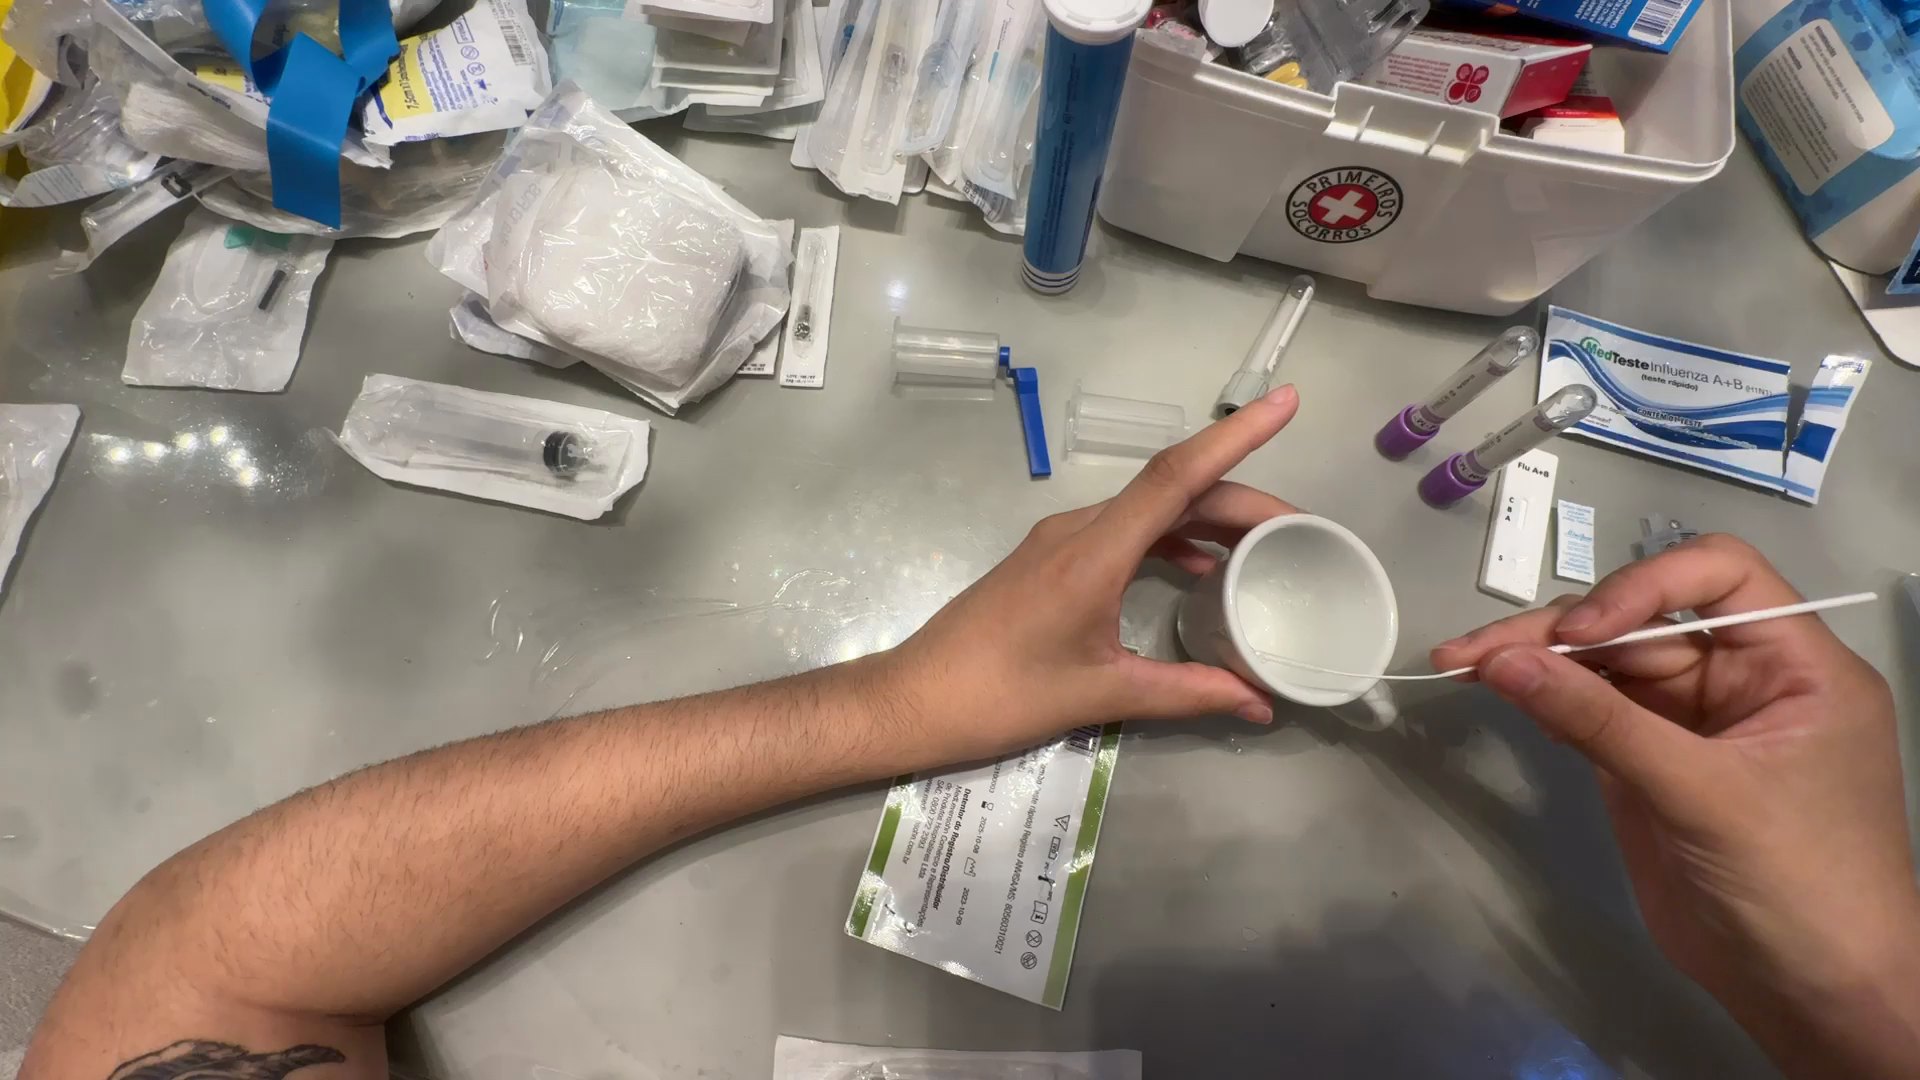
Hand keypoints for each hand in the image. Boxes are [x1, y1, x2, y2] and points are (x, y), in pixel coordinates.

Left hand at [881, 384, 1300, 766]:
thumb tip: (1259, 703)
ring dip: (1201, 519)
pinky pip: (1119, 533)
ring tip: (1258, 546)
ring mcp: (1057, 542)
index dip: (1235, 436)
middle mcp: (1076, 530)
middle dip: (1237, 500)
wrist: (920, 696)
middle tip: (1297, 528)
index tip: (1286, 403)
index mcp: (1092, 551)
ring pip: (1144, 511)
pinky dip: (1164, 541)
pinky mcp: (1047, 560)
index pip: (1175, 476)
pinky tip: (1193, 569)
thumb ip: (1185, 691)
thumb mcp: (1101, 693)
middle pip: (1169, 492)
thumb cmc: (1003, 694)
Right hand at [1432, 534, 1919, 1078]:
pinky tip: (1490, 688)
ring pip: (1589, 658)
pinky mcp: (1631, 750)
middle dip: (1548, 632)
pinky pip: (1572, 701)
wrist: (1801, 993)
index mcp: (1789, 668)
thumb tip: (1499, 661)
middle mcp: (1731, 677)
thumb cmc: (1798, 884)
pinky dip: (1529, 691)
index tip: (1581, 634)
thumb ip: (1599, 721)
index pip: (1718, 576)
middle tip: (1470, 655)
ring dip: (1522, 657)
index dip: (1643, 586)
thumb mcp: (1702, 793)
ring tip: (1455, 665)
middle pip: (1628, 619)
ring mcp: (1676, 715)